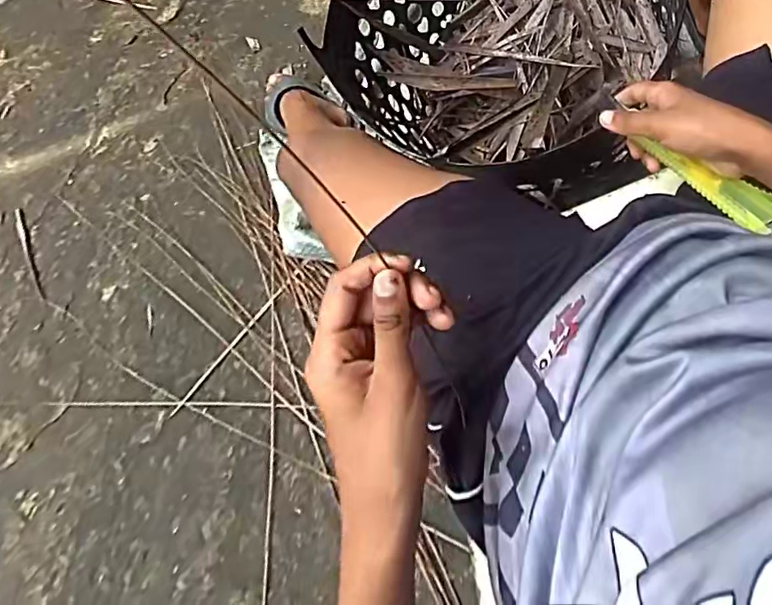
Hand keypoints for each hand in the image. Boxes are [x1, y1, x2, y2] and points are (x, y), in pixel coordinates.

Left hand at [306, 255, 434, 548]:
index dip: (374, 269)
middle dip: (404, 288)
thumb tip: (389, 274)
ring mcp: (361, 357)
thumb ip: (392, 322)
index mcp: (328, 353)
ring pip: (388, 308)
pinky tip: (440, 322)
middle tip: (435, 298)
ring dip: (416, 303)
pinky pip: (398, 328)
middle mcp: (340, 349)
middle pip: (369, 295)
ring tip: (443, 313)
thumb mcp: (394, 379)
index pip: (342, 288)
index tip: (409, 266)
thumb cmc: (385, 451)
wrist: (390, 504)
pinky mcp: (381, 365)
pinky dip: (419, 321)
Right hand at [599, 80, 771, 179]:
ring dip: (648, 151)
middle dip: (634, 136)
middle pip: (641, 118)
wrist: (741, 148)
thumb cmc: (705, 129)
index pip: (634, 91)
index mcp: (664, 94)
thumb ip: (630, 122)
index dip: (620, 102)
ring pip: (653, 138)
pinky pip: (668, 150)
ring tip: (652, 162)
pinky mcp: (690, 144)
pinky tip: (662, 167)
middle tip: (635, 148)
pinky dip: (662, 159)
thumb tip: (605, 117)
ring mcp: (682, 126)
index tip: (610, 117)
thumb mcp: (659, 125)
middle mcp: (672, 107)